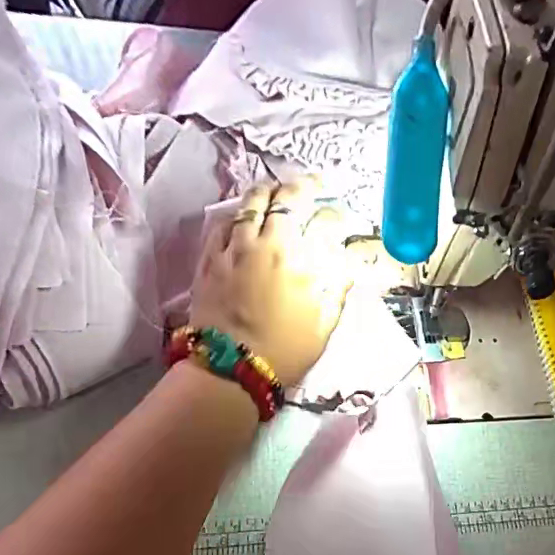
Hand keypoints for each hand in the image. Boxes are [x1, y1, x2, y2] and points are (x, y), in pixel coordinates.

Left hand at [188, 178, 353, 387]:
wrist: (231, 368)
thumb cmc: (285, 351)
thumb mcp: (323, 325)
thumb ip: (336, 289)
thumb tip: (346, 266)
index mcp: (299, 259)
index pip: (323, 221)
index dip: (336, 214)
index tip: (341, 217)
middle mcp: (267, 243)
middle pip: (284, 199)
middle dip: (302, 187)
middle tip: (311, 186)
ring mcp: (234, 247)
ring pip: (250, 203)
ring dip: (267, 192)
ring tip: (276, 192)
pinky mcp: (208, 258)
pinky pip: (223, 223)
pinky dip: (238, 214)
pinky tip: (242, 218)